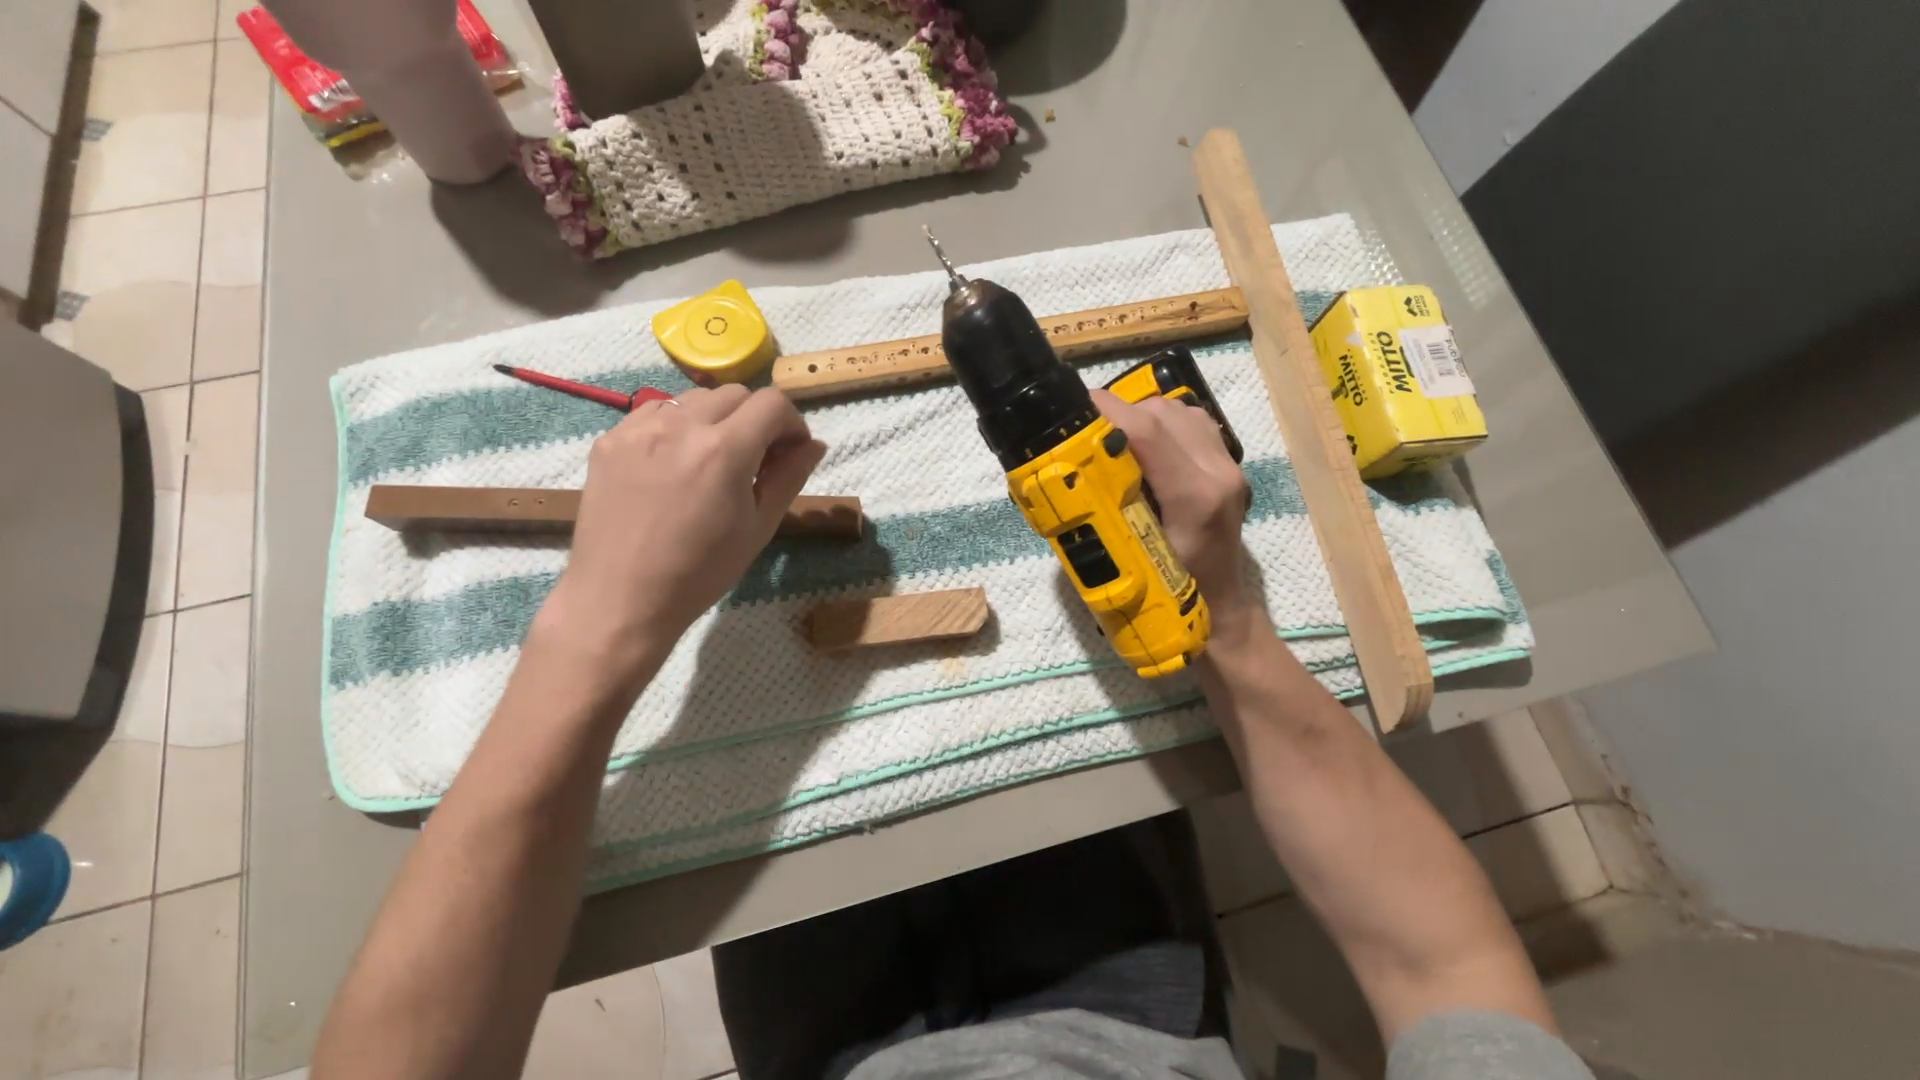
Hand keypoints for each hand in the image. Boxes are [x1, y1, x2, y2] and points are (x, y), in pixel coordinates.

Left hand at [536, 385, 825, 679]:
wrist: (622, 599)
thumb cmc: (701, 573)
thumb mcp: (759, 528)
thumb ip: (789, 477)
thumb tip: (814, 444)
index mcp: (724, 450)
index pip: (772, 403)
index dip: (792, 423)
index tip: (791, 451)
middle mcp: (680, 426)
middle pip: (734, 394)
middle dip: (755, 418)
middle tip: (756, 458)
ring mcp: (638, 429)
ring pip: (692, 398)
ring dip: (714, 418)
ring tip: (711, 459)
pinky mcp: (609, 440)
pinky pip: (653, 412)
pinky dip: (674, 426)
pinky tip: (673, 463)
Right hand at [1091, 389, 1263, 634]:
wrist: (1222, 610)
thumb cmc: (1172, 596)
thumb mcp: (1128, 562)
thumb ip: (1101, 521)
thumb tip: (1061, 484)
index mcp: (1195, 497)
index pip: (1148, 432)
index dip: (1107, 412)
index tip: (1072, 411)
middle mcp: (1218, 472)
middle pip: (1161, 413)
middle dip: (1118, 413)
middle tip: (1085, 433)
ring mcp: (1228, 466)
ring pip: (1178, 411)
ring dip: (1140, 417)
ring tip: (1113, 441)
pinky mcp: (1228, 465)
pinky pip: (1192, 422)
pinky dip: (1162, 424)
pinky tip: (1143, 448)